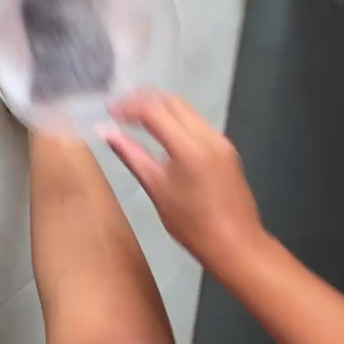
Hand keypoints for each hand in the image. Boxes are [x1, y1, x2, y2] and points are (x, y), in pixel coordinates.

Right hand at [105, 92, 269, 270]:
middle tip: (119, 110)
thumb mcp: (156, 189)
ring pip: (185, 108)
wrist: (236, 244)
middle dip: (143, 99)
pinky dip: (174, 118)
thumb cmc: (191, 224)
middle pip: (171, 101)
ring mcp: (219, 139)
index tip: (108, 110)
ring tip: (134, 117)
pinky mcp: (225, 147)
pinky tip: (160, 130)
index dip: (128, 105)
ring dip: (159, 106)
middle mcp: (207, 134)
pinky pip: (195, 121)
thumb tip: (107, 131)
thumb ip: (132, 155)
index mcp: (188, 146)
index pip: (153, 109)